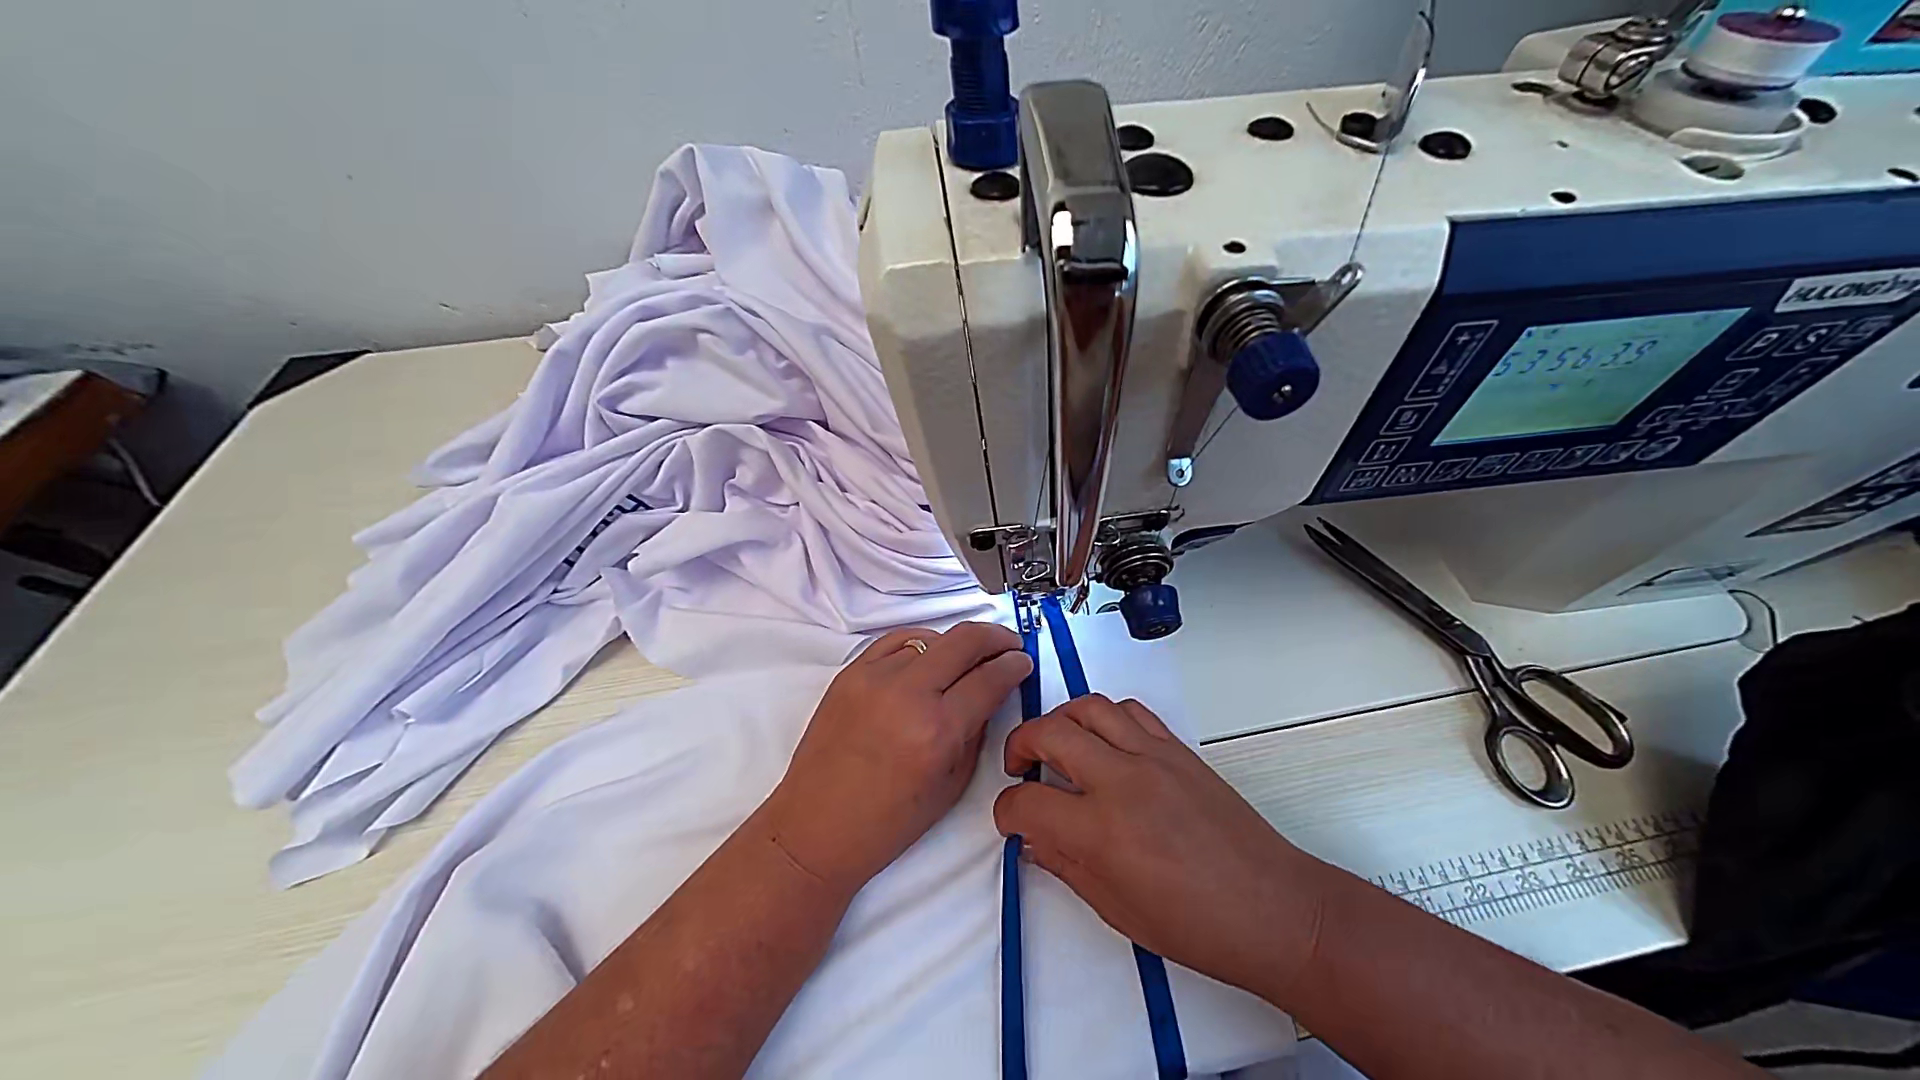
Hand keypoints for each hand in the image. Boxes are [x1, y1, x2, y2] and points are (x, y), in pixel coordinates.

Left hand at [763, 622, 1032, 891]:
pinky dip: (919, 643)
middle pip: (965, 640)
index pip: (990, 677)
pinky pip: (895, 641)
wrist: (817, 827)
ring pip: (931, 636)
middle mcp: (906, 696)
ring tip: (967, 658)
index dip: (1014, 665)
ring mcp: (873, 679)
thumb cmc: (884, 822)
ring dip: (957, 644)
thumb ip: (977, 731)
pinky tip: (929, 655)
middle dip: (995, 638)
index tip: (1021, 662)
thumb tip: (992, 692)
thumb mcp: (952, 784)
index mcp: (937, 731)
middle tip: (1007, 645)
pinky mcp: (849, 674)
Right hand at [993, 695, 1329, 1000]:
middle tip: (1020, 768)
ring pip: (1090, 707)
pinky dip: (1107, 718)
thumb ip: (1066, 865)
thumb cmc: (1201, 924)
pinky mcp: (1179, 750)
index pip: (1026, 802)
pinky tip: (1105, 743)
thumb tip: (1035, 841)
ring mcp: (1153, 758)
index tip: (1012, 819)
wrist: (1275, 910)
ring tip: (1058, 745)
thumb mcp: (1116, 909)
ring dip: (1061, 720)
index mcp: (1102, 832)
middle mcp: (1123, 782)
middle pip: (1048, 733)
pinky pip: (1132, 712)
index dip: (1007, 811)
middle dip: (1019, 745)